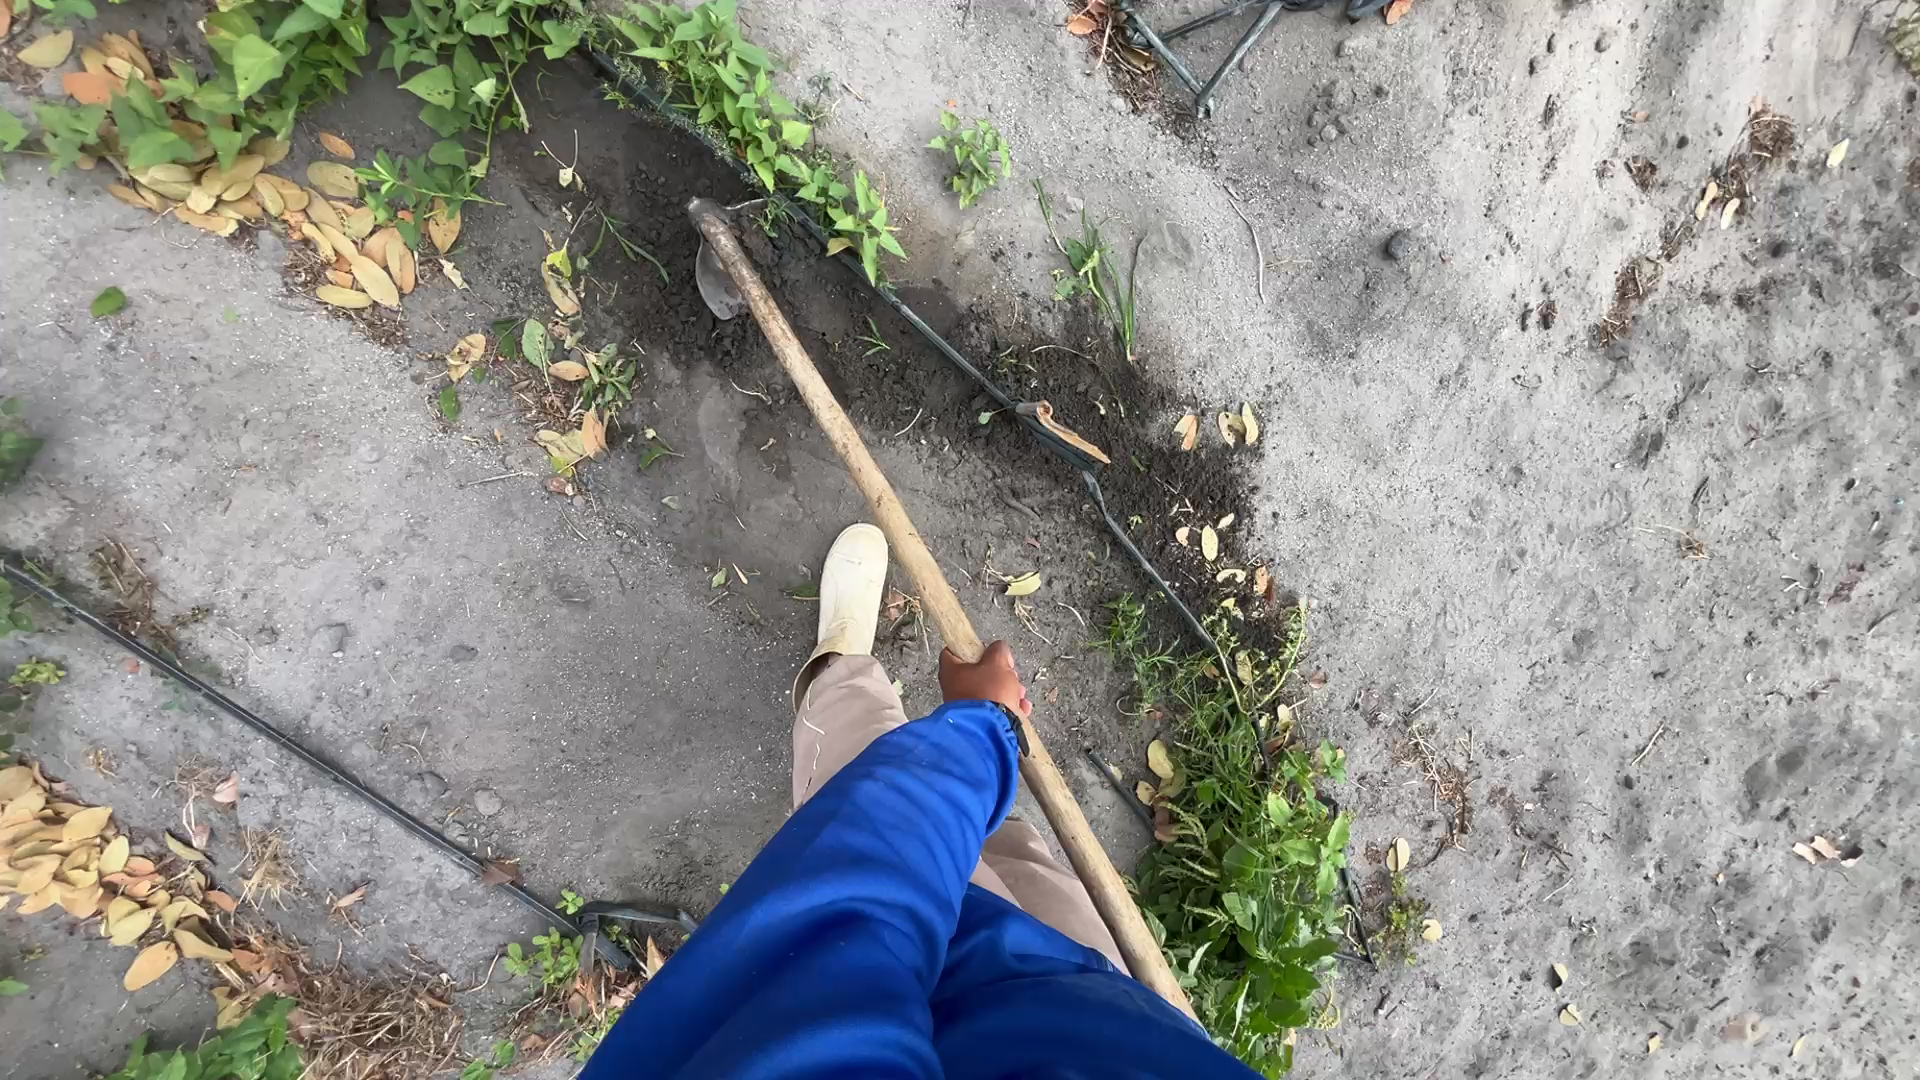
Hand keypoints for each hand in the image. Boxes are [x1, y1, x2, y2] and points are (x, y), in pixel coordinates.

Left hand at [939, 640, 1030, 718]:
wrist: (990, 731)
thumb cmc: (989, 693)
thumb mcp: (998, 662)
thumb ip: (999, 650)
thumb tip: (1000, 651)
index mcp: (952, 670)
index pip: (954, 651)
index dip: (973, 648)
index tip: (989, 652)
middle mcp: (954, 689)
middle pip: (978, 673)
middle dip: (1000, 673)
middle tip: (1011, 675)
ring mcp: (965, 707)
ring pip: (989, 692)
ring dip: (1008, 691)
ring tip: (1020, 695)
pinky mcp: (977, 722)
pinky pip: (993, 710)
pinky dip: (1009, 708)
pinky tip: (1022, 709)